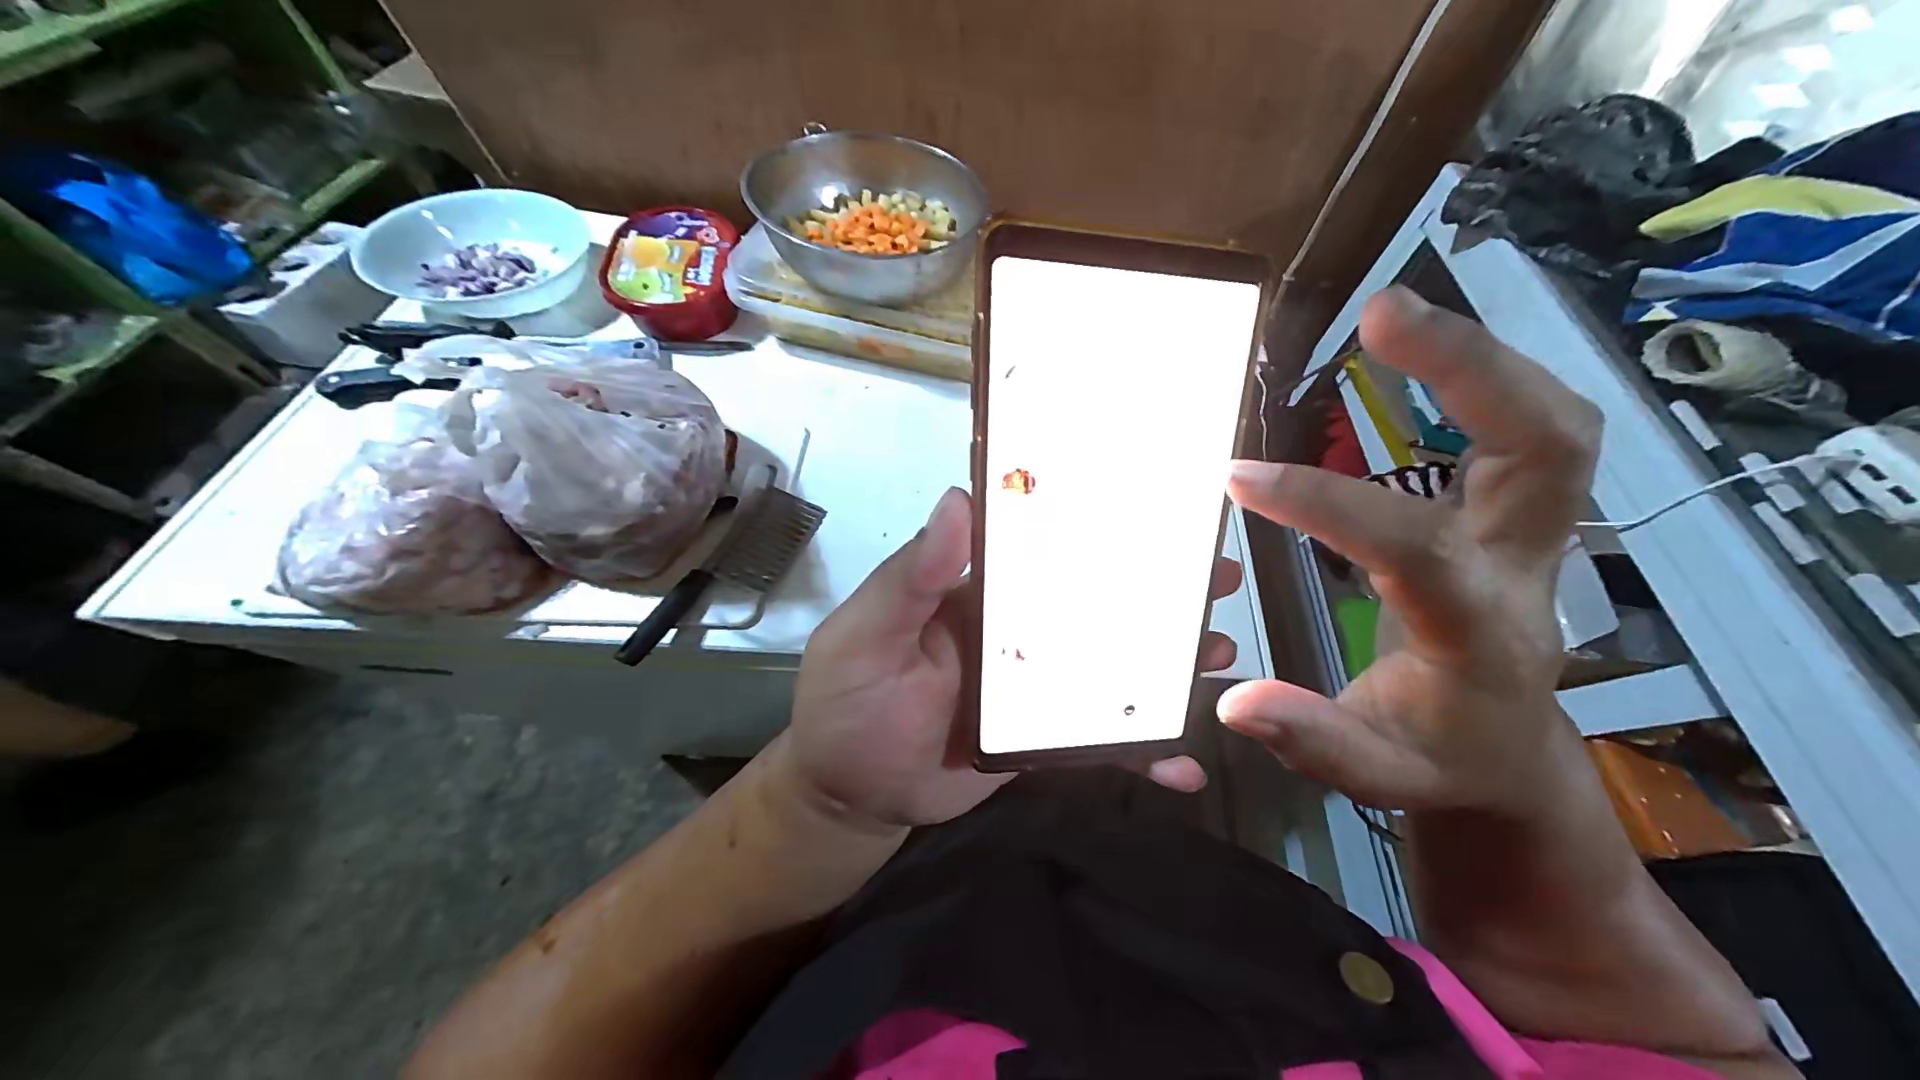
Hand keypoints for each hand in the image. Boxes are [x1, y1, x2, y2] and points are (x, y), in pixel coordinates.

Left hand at [774, 487, 1241, 831]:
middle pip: (1095, 605)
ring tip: (1219, 655)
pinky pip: (1098, 742)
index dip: (1098, 528)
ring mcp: (1034, 690)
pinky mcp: (1042, 741)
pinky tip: (1183, 765)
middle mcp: (1015, 634)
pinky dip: (1139, 752)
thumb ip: (911, 576)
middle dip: (1154, 593)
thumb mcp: (868, 634)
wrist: (849, 796)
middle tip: (1218, 580)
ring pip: (1110, 669)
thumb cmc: (847, 704)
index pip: (1043, 549)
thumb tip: (957, 499)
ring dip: (1164, 663)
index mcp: (979, 595)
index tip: (1159, 512)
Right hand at [1221, 287, 1603, 814]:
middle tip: (1381, 312)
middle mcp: (1521, 569)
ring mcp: (1530, 538)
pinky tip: (1420, 358)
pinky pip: (1526, 434)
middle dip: (1472, 368)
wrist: (1507, 759)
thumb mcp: (1373, 772)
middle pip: (1548, 448)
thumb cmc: (1437, 760)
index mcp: (1478, 631)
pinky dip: (1482, 382)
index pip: (1411, 547)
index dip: (1322, 504)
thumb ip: (1312, 739)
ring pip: (1551, 426)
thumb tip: (1237, 701)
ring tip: (1392, 315)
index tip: (1237, 477)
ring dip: (1481, 359)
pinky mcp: (1514, 521)